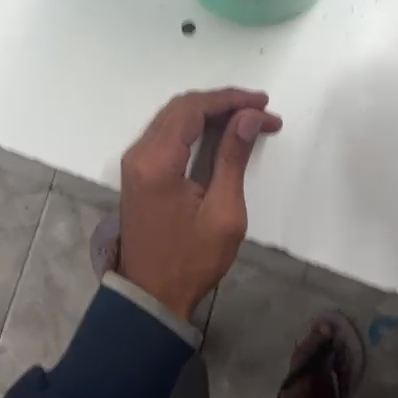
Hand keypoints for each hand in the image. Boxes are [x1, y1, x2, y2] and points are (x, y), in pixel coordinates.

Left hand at [118, 88, 282, 319]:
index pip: (192, 109)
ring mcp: (135, 161)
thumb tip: (248, 116)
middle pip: (181, 107)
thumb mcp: (223, 213)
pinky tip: (222, 133)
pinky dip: (196, 126)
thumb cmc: (190, 260)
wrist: (151, 297)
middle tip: (261, 111)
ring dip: (210, 113)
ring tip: (249, 119)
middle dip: (223, 103)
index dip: (229, 100)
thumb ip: (233, 158)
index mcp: (156, 161)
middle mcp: (139, 152)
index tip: (262, 103)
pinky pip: (167, 132)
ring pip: (173, 117)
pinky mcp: (138, 170)